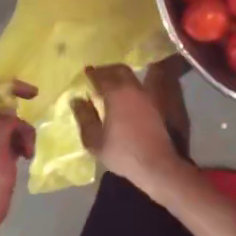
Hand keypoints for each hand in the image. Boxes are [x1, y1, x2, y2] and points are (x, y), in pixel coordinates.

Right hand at [71, 64, 186, 189]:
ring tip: (111, 86)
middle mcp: (134, 89)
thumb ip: (85, 117)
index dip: (92, 73)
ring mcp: (148, 97)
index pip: (102, 76)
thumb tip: (77, 100)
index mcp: (117, 94)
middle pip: (120, 70)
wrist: (157, 165)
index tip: (85, 72)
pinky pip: (141, 88)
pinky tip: (125, 99)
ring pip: (133, 78)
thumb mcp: (95, 140)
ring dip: (120, 77)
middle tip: (98, 75)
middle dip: (108, 70)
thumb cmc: (123, 153)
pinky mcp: (157, 106)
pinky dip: (130, 87)